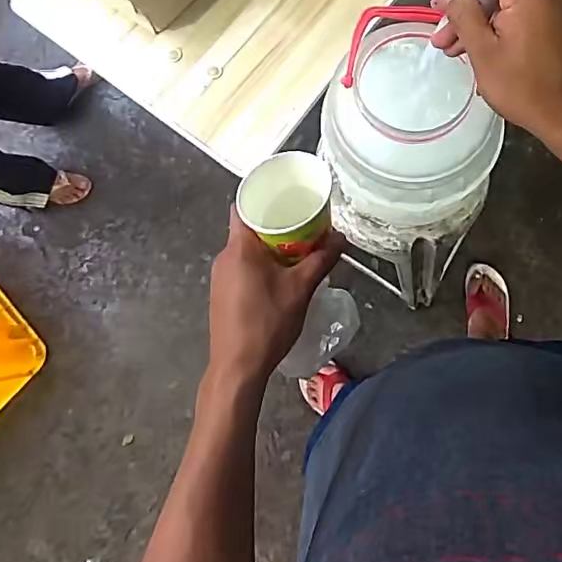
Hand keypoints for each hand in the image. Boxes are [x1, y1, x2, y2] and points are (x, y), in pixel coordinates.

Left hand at [207, 208, 345, 380]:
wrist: (238, 368)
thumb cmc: (267, 322)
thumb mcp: (302, 288)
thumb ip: (321, 259)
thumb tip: (340, 238)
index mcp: (239, 249)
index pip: (243, 207)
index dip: (263, 195)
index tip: (287, 192)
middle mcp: (225, 258)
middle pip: (250, 227)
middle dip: (278, 221)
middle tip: (307, 220)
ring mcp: (221, 277)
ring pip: (248, 247)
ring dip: (273, 243)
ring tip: (302, 245)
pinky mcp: (224, 293)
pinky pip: (245, 264)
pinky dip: (265, 260)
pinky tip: (285, 271)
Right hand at [430, 0, 561, 143]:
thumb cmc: (521, 86)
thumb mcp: (482, 50)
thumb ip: (464, 12)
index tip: (450, 13)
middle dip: (467, 10)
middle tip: (442, 38)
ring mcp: (552, 12)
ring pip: (506, 4)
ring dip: (478, 23)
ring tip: (452, 50)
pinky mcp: (552, 28)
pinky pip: (519, 17)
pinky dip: (498, 30)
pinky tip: (477, 53)